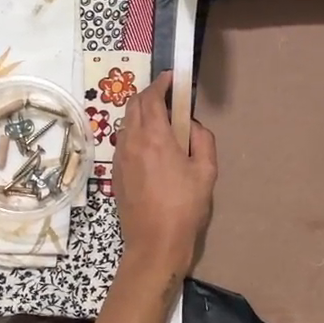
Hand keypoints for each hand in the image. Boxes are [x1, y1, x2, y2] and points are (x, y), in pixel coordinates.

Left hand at [112, 71, 216, 275]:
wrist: (155, 243)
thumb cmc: (185, 207)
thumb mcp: (206, 172)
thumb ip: (202, 140)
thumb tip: (193, 126)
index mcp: (154, 136)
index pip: (151, 97)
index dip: (161, 83)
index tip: (172, 79)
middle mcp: (131, 141)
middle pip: (133, 105)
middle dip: (150, 95)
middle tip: (169, 97)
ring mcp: (120, 157)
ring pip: (126, 123)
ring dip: (141, 114)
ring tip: (162, 121)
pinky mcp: (117, 173)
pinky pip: (124, 141)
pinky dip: (136, 132)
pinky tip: (152, 146)